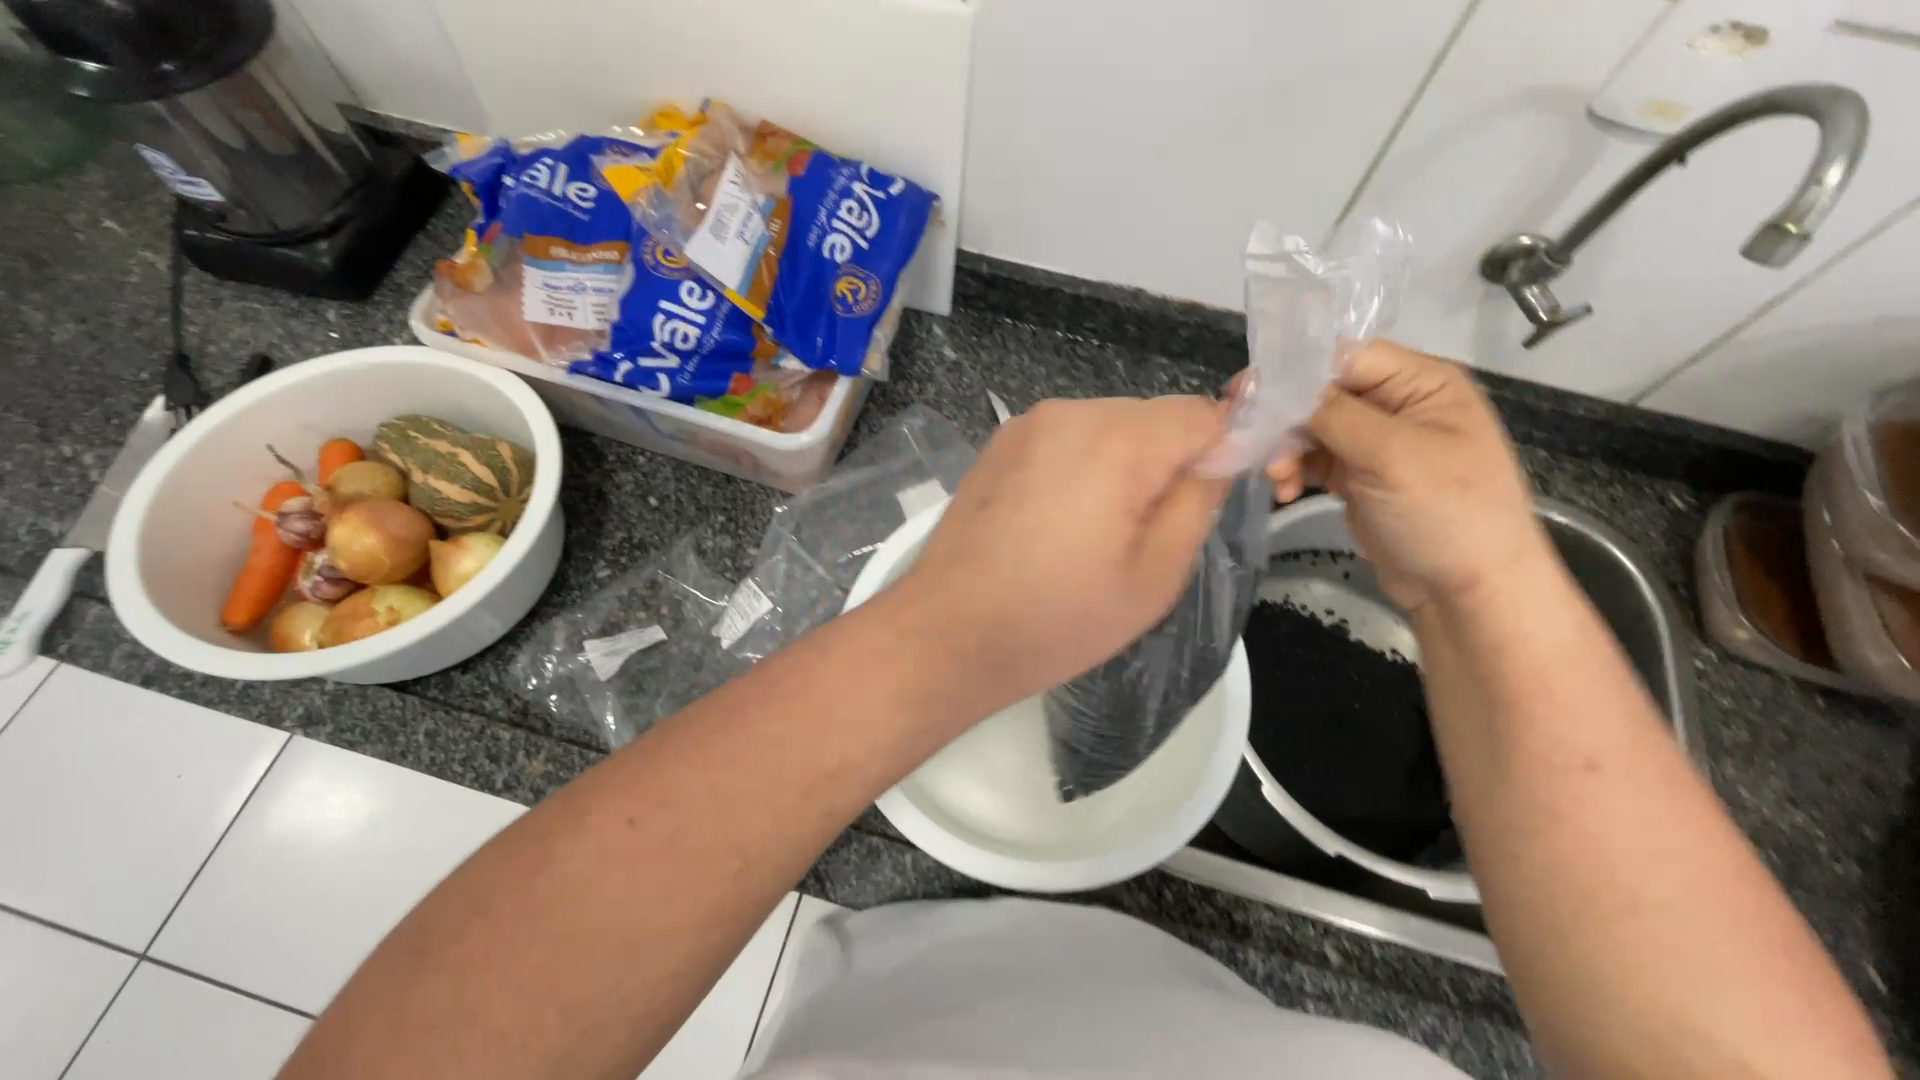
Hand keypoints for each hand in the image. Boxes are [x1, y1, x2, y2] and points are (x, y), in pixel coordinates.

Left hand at [900, 396, 1229, 708]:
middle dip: (1167, 464)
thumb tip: (1222, 455)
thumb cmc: (1057, 618)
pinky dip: (1081, 468)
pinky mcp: (999, 444)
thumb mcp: (1153, 577)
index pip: (1202, 414)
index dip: (1224, 451)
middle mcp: (1071, 413)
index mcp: (1117, 441)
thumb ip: (1198, 503)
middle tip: (1148, 535)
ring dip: (1123, 466)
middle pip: (1153, 418)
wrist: (948, 633)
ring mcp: (1027, 425)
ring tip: (1097, 535)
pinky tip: (1059, 523)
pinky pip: (1066, 440)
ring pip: (1109, 427)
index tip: (1209, 503)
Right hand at [1267, 341, 1550, 612]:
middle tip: (1251, 443)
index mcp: (1421, 383)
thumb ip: (1333, 413)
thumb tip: (1278, 385)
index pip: (1346, 357)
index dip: (1295, 371)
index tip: (1246, 392)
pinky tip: (1285, 492)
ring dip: (1287, 450)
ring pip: (1313, 429)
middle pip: (1323, 392)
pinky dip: (1296, 472)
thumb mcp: (1390, 454)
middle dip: (1287, 419)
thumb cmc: (1444, 512)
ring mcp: (1379, 444)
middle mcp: (1399, 405)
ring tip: (1276, 478)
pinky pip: (1316, 461)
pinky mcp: (1361, 478)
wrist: (1468, 592)